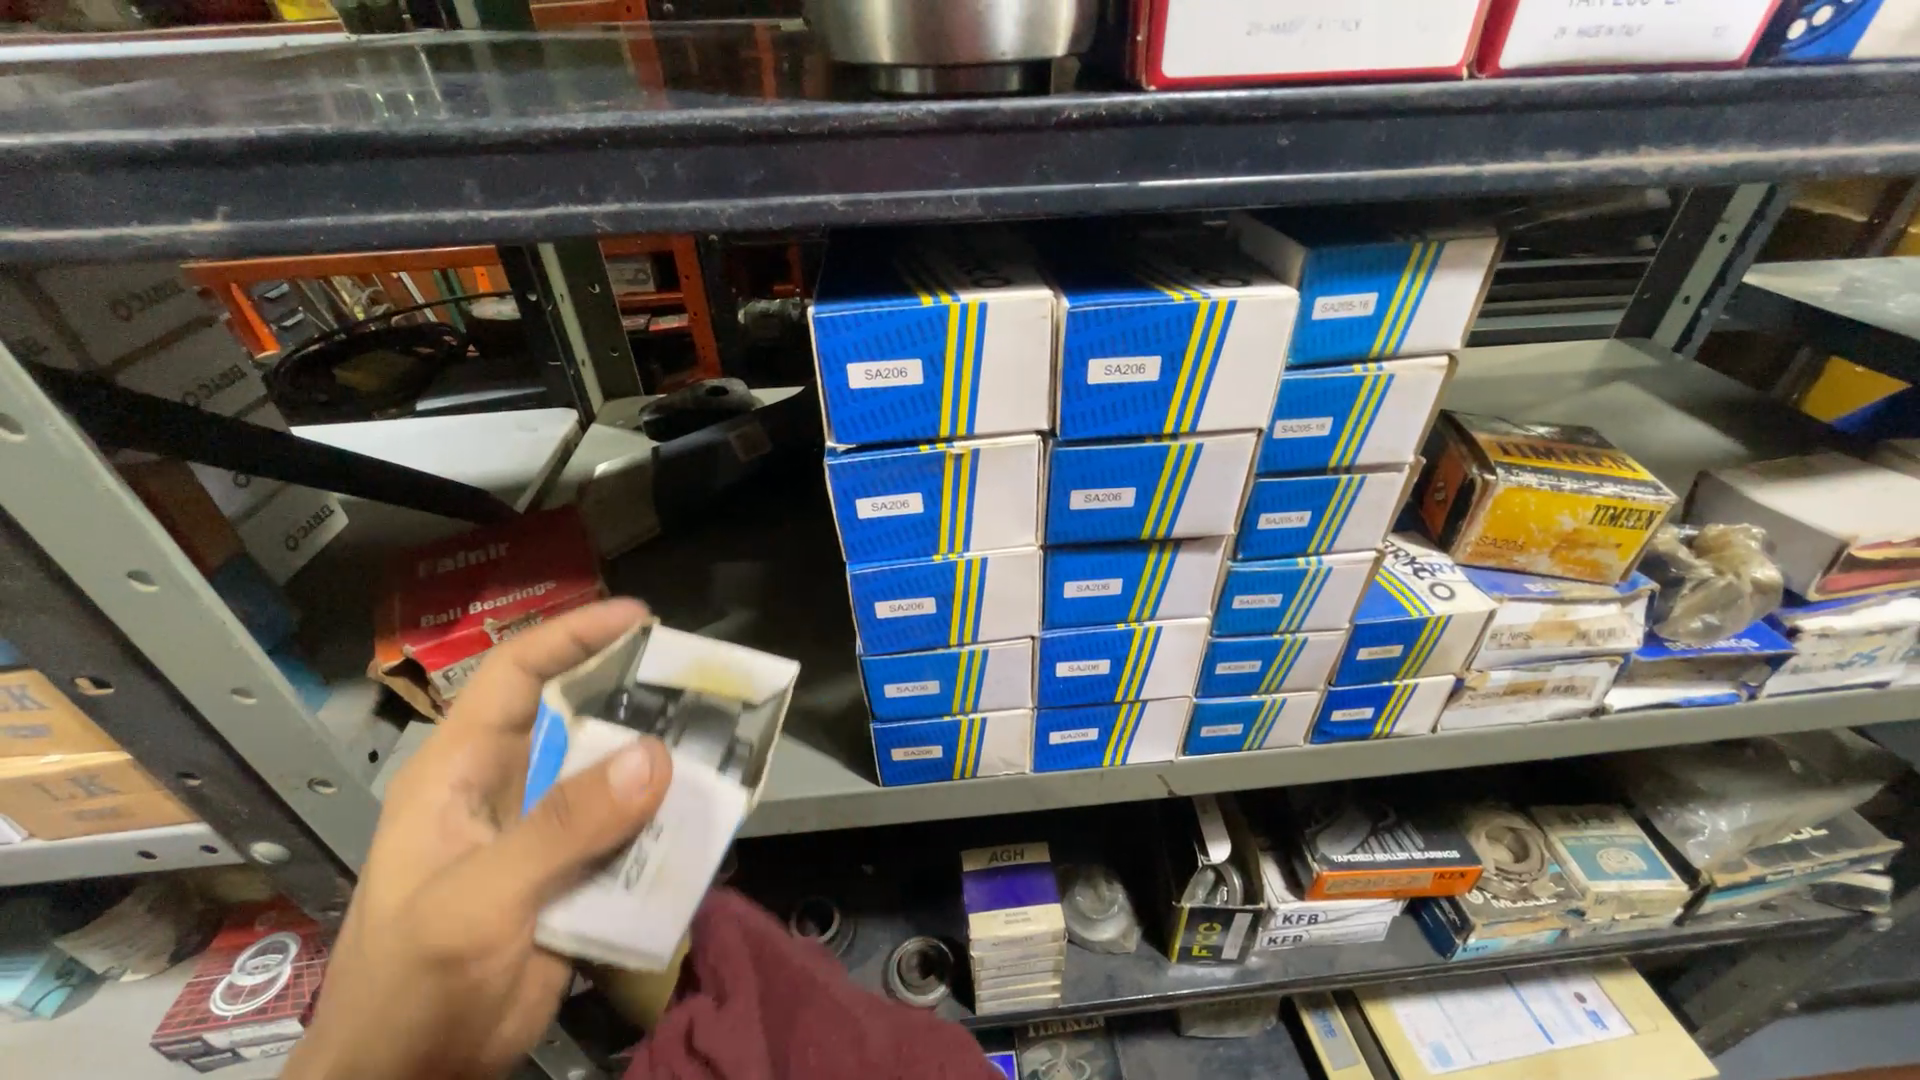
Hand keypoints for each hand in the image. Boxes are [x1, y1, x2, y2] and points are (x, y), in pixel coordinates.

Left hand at [286, 599, 672, 1079]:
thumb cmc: (414, 986)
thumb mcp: (476, 902)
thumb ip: (561, 829)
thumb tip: (656, 756)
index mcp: (459, 772)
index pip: (515, 676)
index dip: (573, 636)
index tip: (640, 618)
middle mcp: (507, 789)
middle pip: (578, 719)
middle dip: (638, 696)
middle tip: (705, 683)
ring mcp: (545, 835)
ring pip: (614, 776)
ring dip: (664, 761)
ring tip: (723, 742)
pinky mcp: (577, 875)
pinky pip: (632, 831)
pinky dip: (669, 820)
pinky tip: (708, 814)